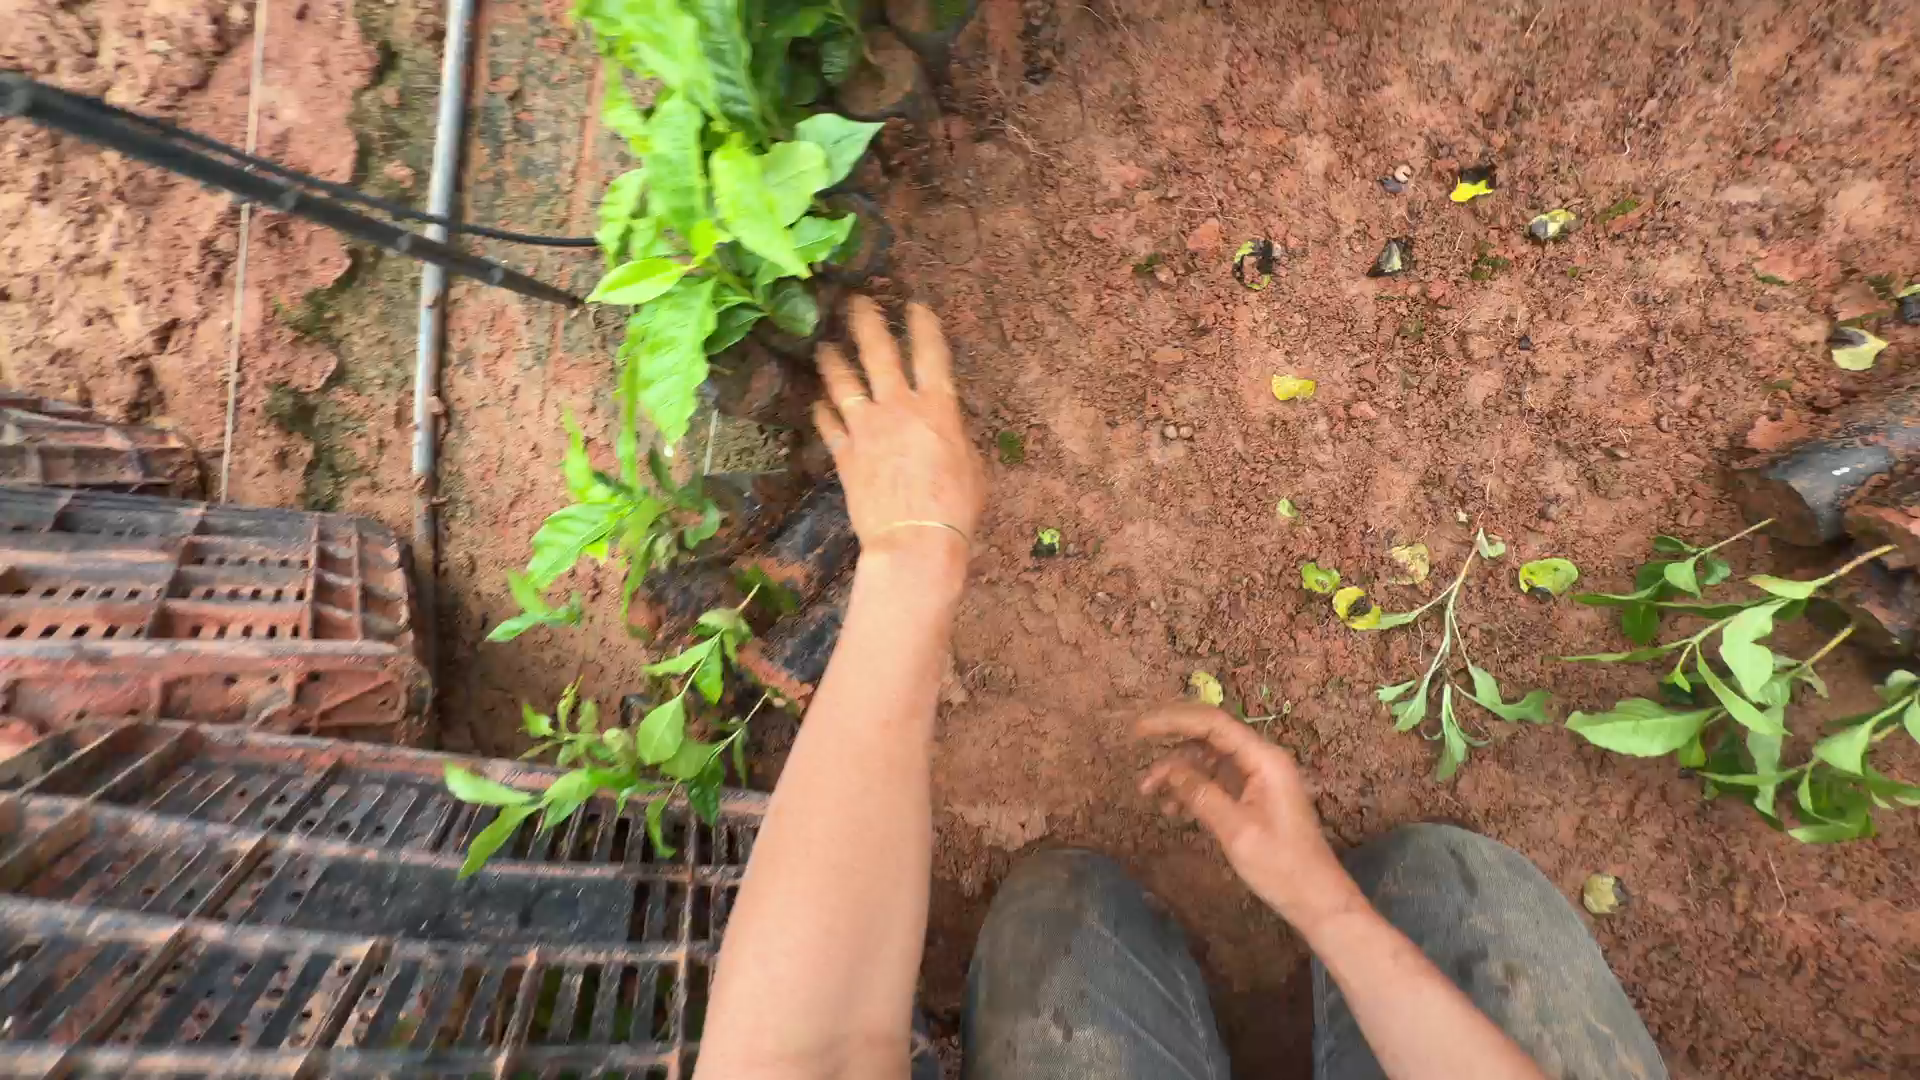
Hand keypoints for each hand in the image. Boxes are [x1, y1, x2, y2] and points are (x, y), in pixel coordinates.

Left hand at [813, 296, 986, 580]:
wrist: (915, 540)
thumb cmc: (955, 507)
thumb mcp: (971, 465)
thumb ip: (954, 436)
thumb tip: (943, 426)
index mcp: (938, 407)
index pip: (930, 353)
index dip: (922, 325)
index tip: (915, 305)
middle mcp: (898, 407)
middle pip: (878, 352)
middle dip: (867, 322)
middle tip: (855, 302)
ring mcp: (866, 428)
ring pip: (844, 382)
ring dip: (833, 360)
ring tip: (823, 346)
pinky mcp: (845, 454)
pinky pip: (829, 424)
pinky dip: (822, 410)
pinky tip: (817, 401)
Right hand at [1137, 704, 1364, 932]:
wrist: (1317, 901)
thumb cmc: (1281, 866)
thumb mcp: (1236, 831)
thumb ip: (1201, 794)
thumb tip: (1168, 770)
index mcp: (1263, 759)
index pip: (1211, 723)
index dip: (1172, 719)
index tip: (1139, 727)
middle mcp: (1259, 759)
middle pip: (1207, 733)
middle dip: (1170, 737)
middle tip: (1136, 740)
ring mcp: (1255, 776)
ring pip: (1205, 757)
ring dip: (1175, 770)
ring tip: (1147, 791)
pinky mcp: (1250, 794)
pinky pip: (1213, 778)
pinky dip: (1189, 788)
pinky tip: (1171, 809)